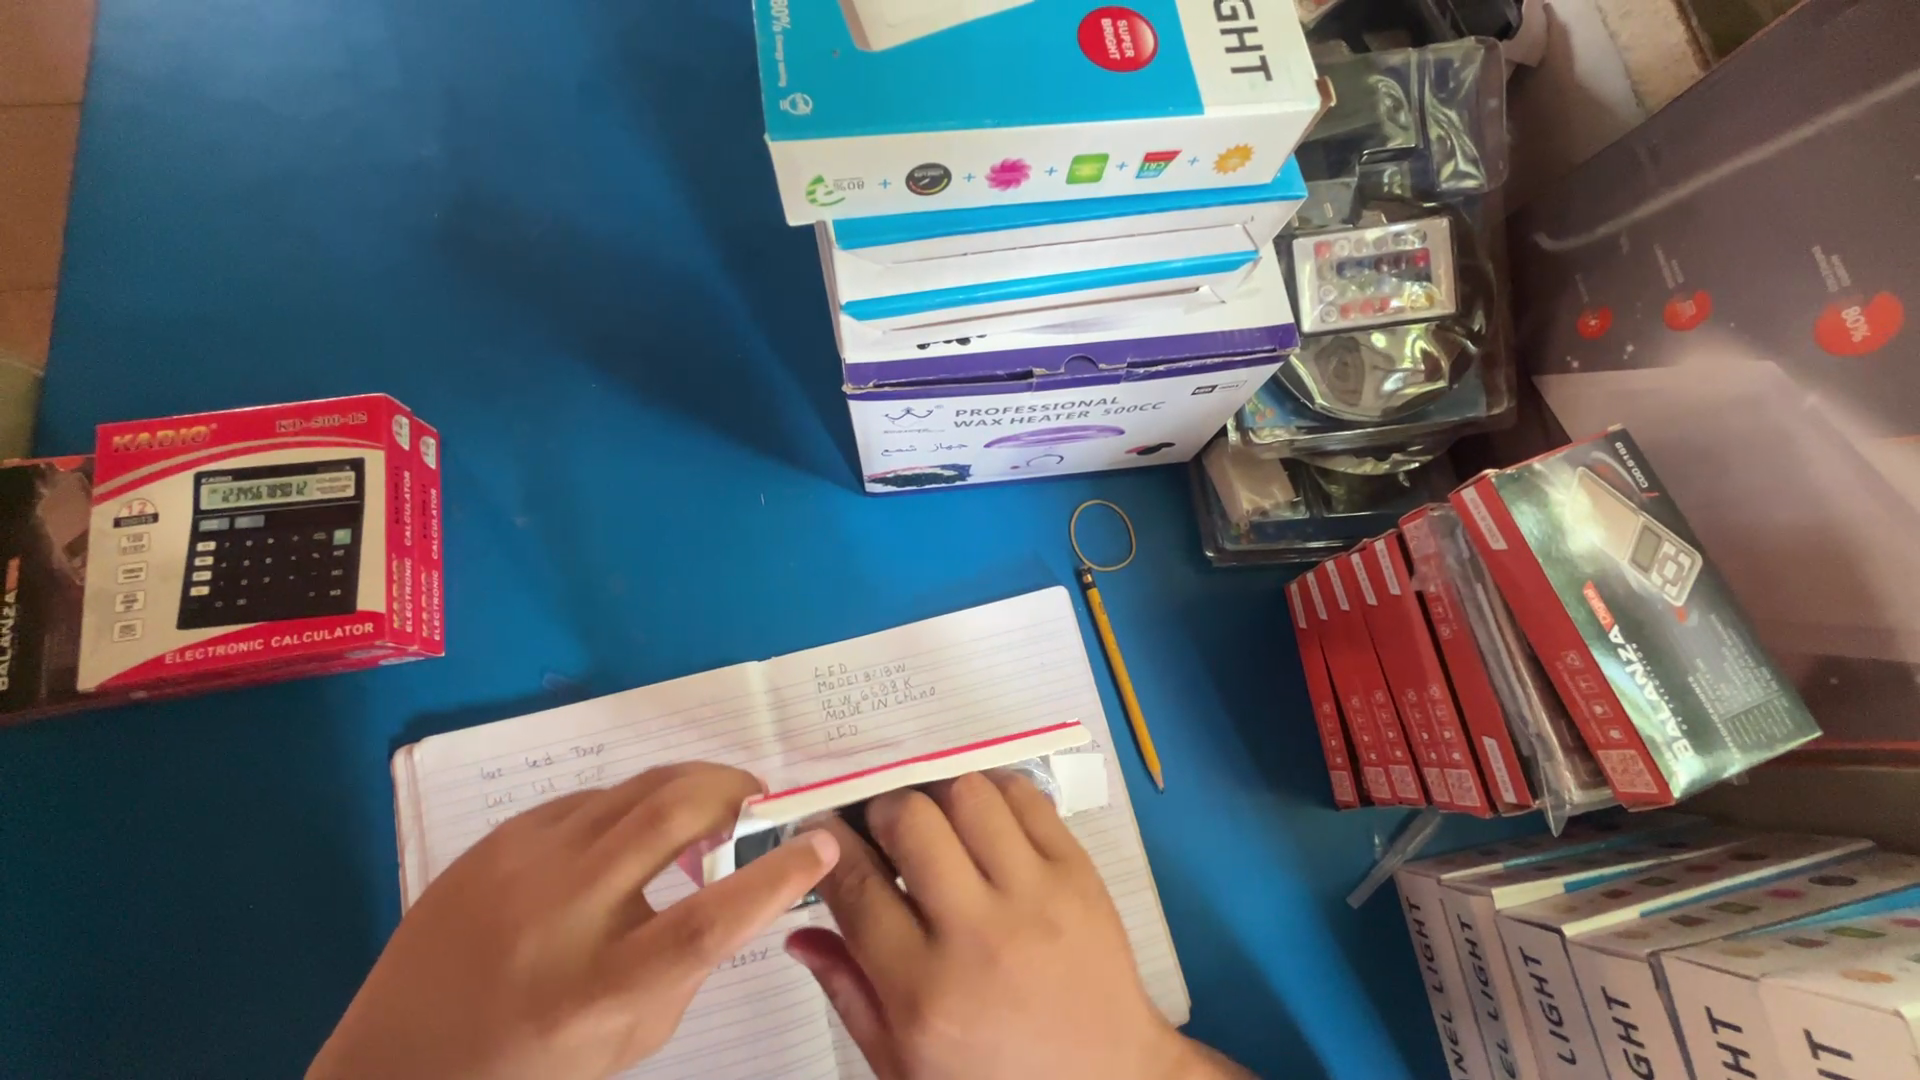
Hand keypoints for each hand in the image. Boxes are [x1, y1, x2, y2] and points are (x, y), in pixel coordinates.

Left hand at [310, 763, 837, 1079]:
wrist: (391, 1073)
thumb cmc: (529, 1069)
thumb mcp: (631, 1035)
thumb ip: (691, 960)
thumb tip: (731, 880)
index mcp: (599, 987)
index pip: (711, 918)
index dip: (777, 875)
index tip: (821, 842)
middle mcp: (561, 913)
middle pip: (672, 813)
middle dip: (732, 789)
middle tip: (755, 800)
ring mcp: (520, 866)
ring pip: (634, 789)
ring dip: (687, 788)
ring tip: (702, 810)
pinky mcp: (495, 840)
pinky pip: (589, 801)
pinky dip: (629, 807)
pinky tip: (626, 837)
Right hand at [786, 771, 1244, 1079]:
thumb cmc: (996, 1077)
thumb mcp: (906, 1063)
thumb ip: (850, 992)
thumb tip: (798, 931)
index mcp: (925, 992)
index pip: (857, 887)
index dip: (828, 843)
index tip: (822, 827)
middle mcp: (978, 934)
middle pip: (910, 821)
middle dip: (881, 807)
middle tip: (882, 822)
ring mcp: (1036, 896)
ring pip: (968, 793)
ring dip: (937, 791)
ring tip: (934, 814)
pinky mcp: (1078, 871)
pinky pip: (1026, 796)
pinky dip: (993, 788)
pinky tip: (981, 811)